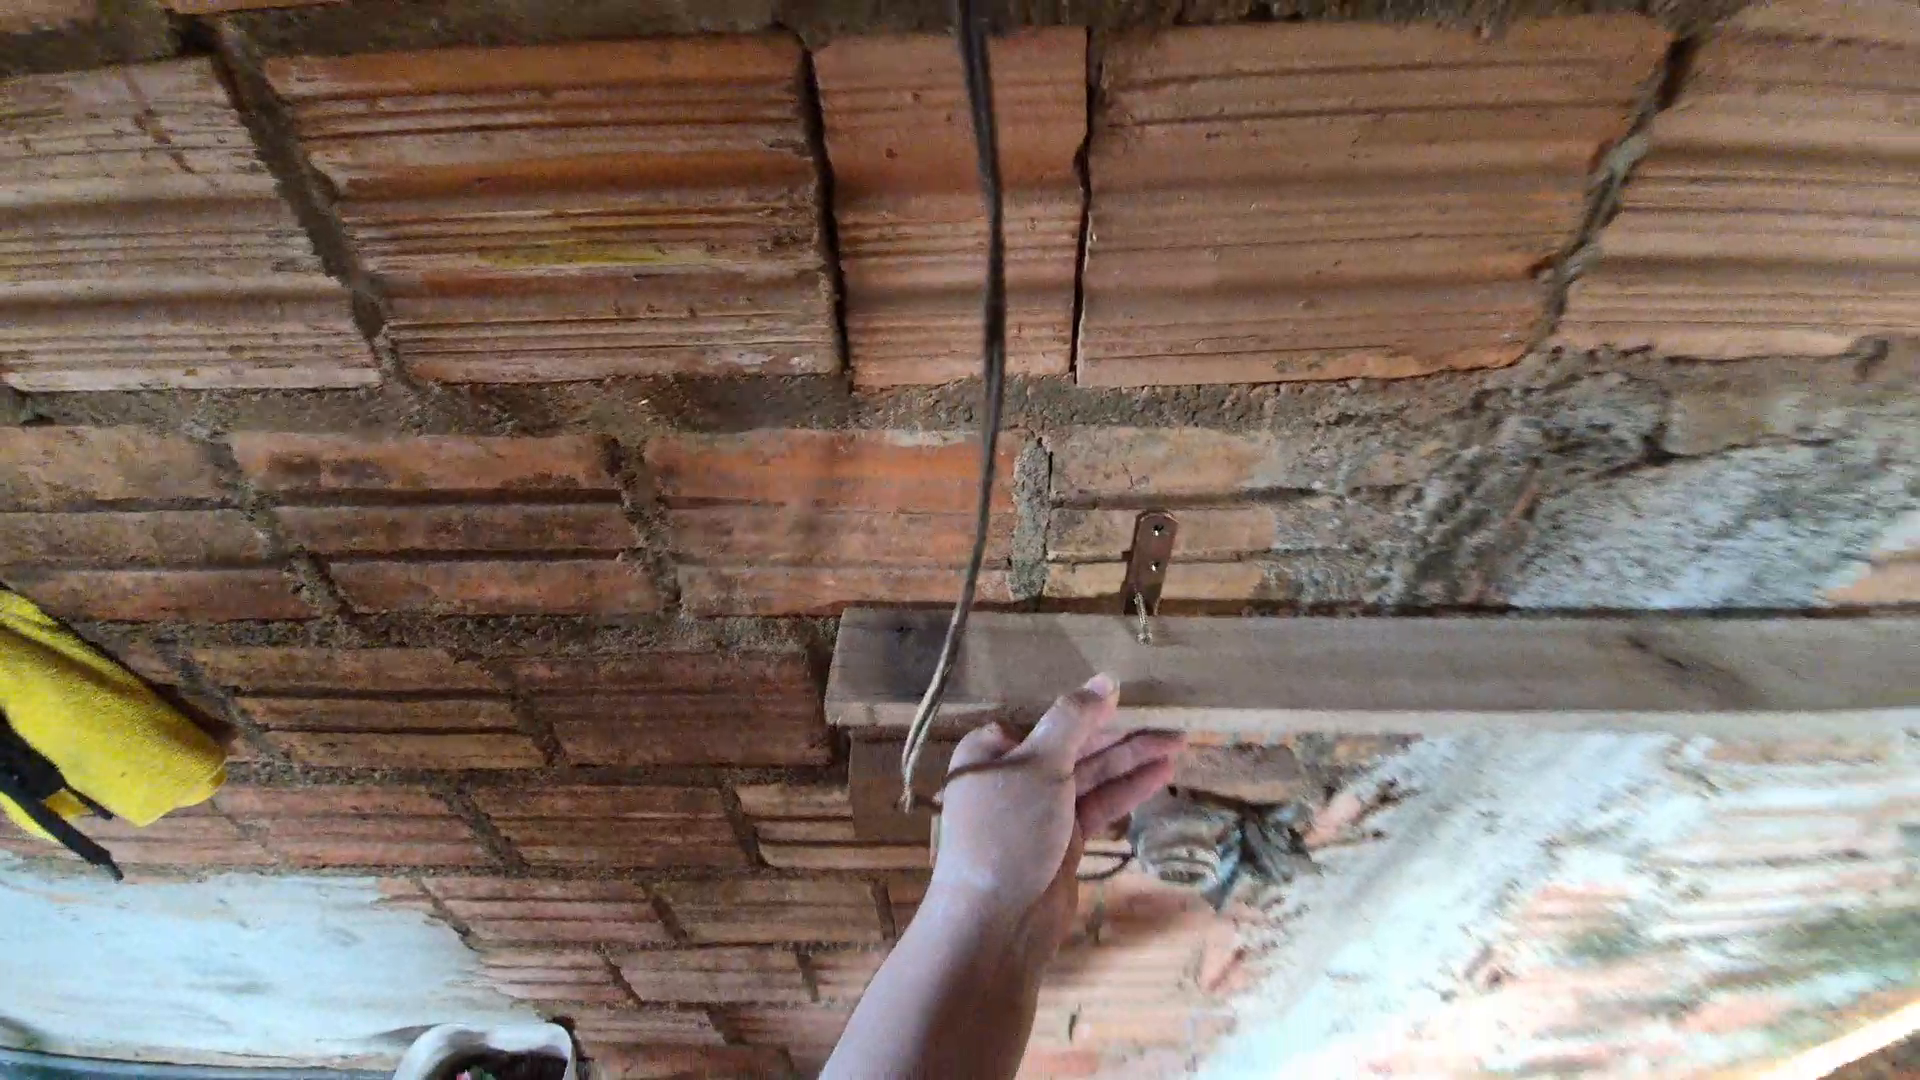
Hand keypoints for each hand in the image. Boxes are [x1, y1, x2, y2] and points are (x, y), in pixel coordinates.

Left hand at [929, 673, 1184, 950]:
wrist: (997, 923)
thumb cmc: (1010, 831)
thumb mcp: (1041, 764)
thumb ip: (1075, 719)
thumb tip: (1105, 679)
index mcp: (993, 749)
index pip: (1049, 721)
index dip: (1090, 712)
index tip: (1128, 699)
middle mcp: (1015, 774)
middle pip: (1075, 746)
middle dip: (1122, 737)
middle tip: (1171, 728)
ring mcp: (1040, 809)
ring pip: (1091, 775)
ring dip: (1132, 761)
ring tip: (1178, 744)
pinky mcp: (1062, 839)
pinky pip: (1098, 804)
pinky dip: (1127, 790)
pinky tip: (1161, 775)